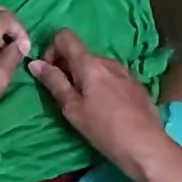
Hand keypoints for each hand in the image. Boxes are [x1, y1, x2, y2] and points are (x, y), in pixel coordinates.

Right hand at [28, 29, 172, 176]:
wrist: (147, 146)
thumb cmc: (104, 129)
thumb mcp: (72, 108)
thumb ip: (54, 82)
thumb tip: (35, 62)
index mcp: (90, 63)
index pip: (64, 36)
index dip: (51, 50)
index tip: (50, 74)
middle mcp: (108, 60)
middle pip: (80, 53)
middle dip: (67, 68)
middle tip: (65, 97)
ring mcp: (125, 71)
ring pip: (96, 65)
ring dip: (85, 78)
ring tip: (86, 105)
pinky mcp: (136, 84)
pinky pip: (111, 76)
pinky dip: (102, 84)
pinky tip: (107, 109)